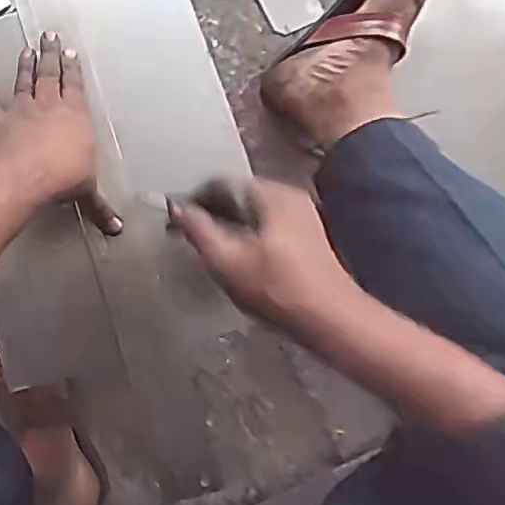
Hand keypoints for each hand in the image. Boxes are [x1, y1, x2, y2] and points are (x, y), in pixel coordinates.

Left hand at [0, 32, 123, 234]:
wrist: (26, 178)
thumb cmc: (60, 179)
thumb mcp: (85, 192)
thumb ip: (99, 207)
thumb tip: (115, 228)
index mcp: (75, 115)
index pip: (75, 85)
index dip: (72, 68)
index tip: (70, 52)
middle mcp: (48, 105)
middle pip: (49, 73)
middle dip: (50, 54)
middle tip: (48, 36)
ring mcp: (21, 110)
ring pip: (24, 81)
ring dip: (25, 65)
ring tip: (27, 50)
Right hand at [168, 178, 361, 326]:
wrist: (329, 321)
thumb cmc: (278, 290)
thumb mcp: (226, 259)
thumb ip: (197, 229)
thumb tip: (176, 208)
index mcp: (274, 195)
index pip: (220, 182)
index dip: (192, 200)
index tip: (177, 220)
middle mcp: (291, 199)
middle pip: (236, 196)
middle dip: (209, 213)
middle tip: (187, 234)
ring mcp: (301, 217)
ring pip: (250, 211)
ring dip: (226, 225)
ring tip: (207, 247)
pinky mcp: (304, 238)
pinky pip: (264, 225)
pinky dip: (244, 234)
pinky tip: (234, 257)